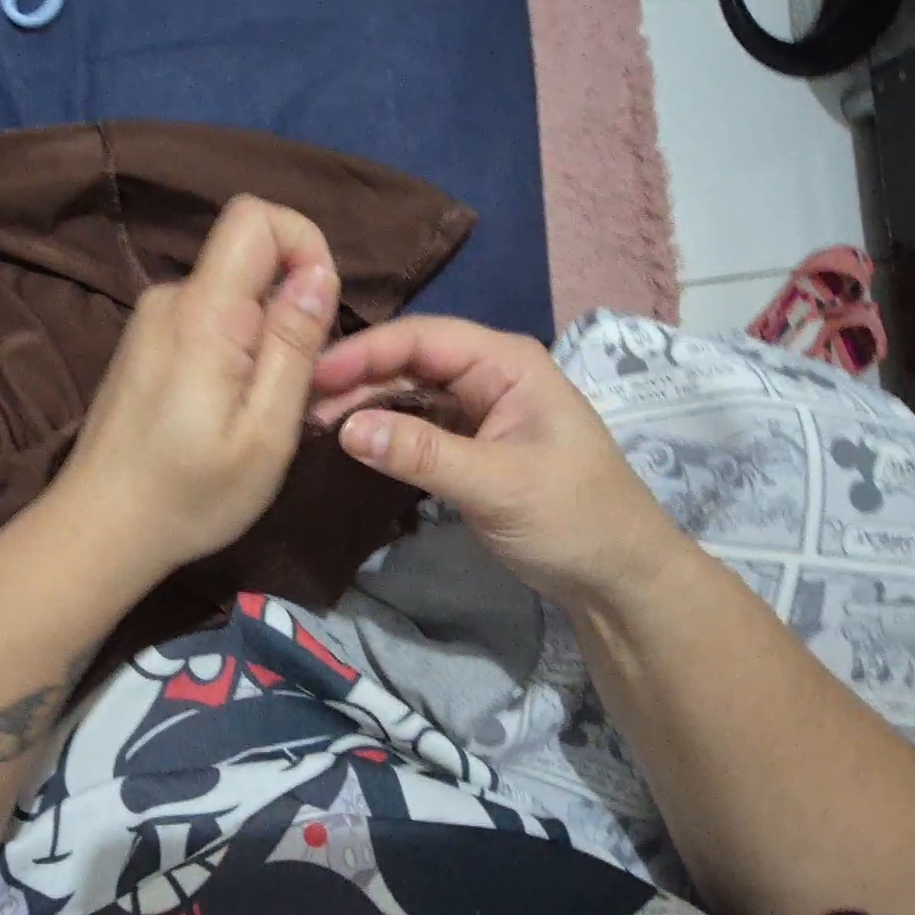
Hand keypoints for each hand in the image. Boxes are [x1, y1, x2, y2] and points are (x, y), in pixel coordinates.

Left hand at [51, 196, 341, 581]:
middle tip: (293, 387)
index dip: (302, 243)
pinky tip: (221, 411)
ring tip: (255, 411)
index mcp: (202, 313)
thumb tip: (319, 274)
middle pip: (246, 259)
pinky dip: (232, 351)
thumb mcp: (265, 432)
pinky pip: (205, 321)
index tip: (320, 312)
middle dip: (287, 309)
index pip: (254, 216)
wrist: (100, 529)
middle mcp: (170, 300)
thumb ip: (294, 346)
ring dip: (262, 338)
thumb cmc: (190, 494)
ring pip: (230, 296)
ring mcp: (150, 322)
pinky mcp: (142, 345)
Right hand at [311, 316, 691, 608]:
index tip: (313, 376)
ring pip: (405, 393)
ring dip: (363, 406)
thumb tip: (347, 428)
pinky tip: (347, 444)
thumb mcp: (499, 483)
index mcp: (505, 363)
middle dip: (356, 380)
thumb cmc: (573, 516)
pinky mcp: (464, 444)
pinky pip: (413, 426)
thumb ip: (423, 453)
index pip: (422, 339)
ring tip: (313, 426)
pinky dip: (380, 433)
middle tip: (301, 407)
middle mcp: (485, 375)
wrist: (614, 575)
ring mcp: (474, 410)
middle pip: (407, 362)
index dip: (365, 353)